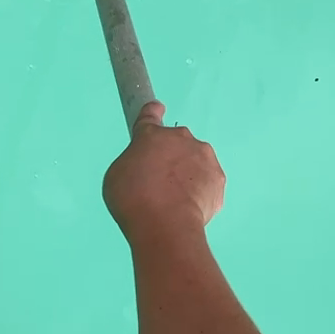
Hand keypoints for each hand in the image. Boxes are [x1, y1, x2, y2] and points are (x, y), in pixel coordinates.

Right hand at [102, 101, 224, 239]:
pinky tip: (184, 209)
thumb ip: (132, 162)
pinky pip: (206, 184)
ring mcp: (204, 158)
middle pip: (176, 143)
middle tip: (156, 184)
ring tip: (171, 202)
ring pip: (194, 163)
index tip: (156, 109)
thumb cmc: (134, 199)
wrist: (165, 224)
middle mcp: (181, 139)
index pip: (150, 115)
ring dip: (186, 176)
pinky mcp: (218, 180)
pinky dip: (198, 194)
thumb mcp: (116, 176)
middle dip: (169, 158)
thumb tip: (143, 166)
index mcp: (151, 136)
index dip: (151, 113)